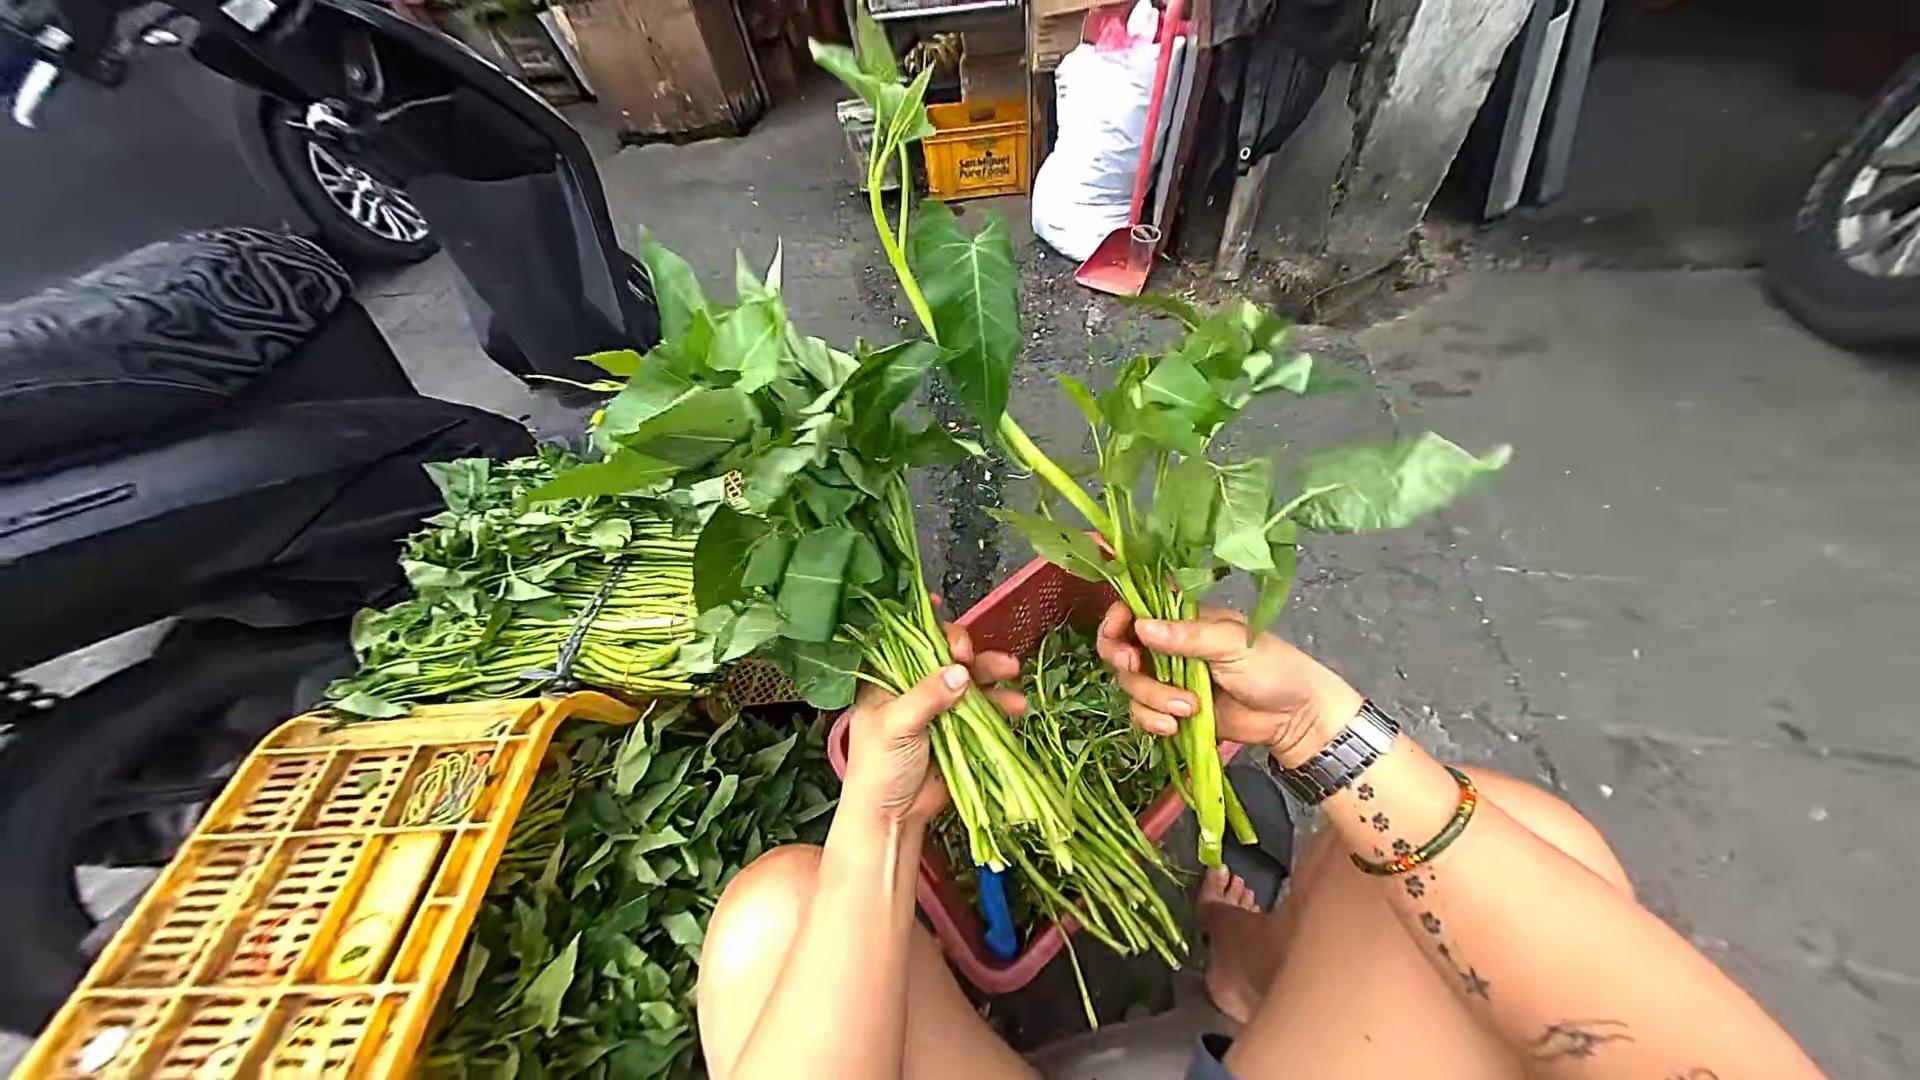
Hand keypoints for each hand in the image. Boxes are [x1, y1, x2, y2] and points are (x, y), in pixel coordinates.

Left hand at [840, 617, 1023, 825]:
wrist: (894, 817)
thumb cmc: (879, 768)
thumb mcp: (896, 726)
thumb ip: (927, 697)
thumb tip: (960, 672)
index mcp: (889, 678)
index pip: (905, 638)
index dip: (921, 619)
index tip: (937, 603)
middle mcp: (916, 684)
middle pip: (944, 653)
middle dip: (965, 649)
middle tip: (972, 657)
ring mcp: (941, 704)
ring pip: (970, 676)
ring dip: (992, 672)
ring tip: (1011, 672)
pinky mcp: (962, 725)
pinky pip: (985, 706)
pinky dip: (1001, 703)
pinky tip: (1015, 705)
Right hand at [1095, 602, 1363, 766]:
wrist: (1294, 720)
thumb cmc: (1273, 668)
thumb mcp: (1232, 643)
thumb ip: (1187, 636)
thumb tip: (1141, 627)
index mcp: (1181, 619)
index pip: (1134, 609)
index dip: (1117, 619)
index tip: (1121, 634)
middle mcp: (1165, 645)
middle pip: (1120, 646)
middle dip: (1122, 659)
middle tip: (1135, 667)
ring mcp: (1165, 678)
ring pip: (1129, 683)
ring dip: (1152, 697)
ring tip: (1189, 707)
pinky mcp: (1168, 709)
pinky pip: (1140, 713)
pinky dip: (1151, 720)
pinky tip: (1174, 726)